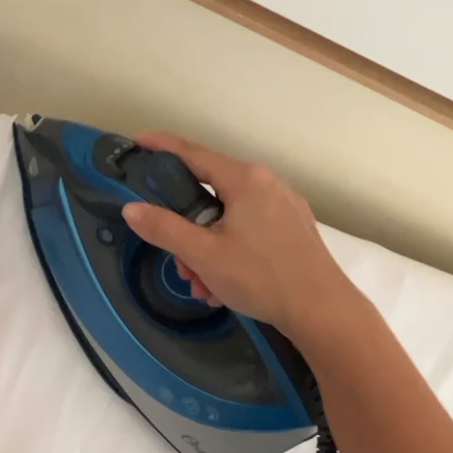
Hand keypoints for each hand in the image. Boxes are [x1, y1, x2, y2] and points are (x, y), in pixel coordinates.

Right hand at [121, 132, 358, 338]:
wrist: (321, 309)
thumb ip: (163, 229)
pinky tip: (225, 286)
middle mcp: (266, 183)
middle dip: (185, 229)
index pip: (193, 153)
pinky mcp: (293, 229)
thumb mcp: (203, 254)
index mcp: (244, 179)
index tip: (137, 143)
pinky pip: (248, 231)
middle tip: (177, 262)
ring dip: (206, 250)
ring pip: (228, 218)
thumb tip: (132, 209)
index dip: (161, 147)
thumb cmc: (260, 276)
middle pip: (209, 194)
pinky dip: (228, 252)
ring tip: (203, 285)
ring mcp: (283, 206)